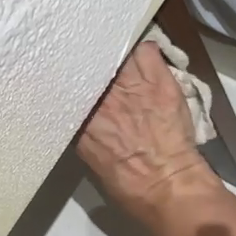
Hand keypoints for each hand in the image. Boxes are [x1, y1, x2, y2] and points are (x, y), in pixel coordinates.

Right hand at [77, 41, 222, 223]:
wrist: (168, 185)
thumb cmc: (128, 184)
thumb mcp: (90, 155)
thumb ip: (83, 127)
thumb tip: (84, 111)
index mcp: (80, 117)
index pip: (67, 83)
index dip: (70, 75)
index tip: (71, 74)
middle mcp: (101, 96)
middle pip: (90, 63)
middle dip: (89, 60)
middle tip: (94, 62)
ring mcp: (130, 85)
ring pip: (117, 51)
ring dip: (116, 53)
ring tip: (117, 55)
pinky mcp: (157, 80)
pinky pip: (146, 50)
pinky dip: (143, 50)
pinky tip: (141, 57)